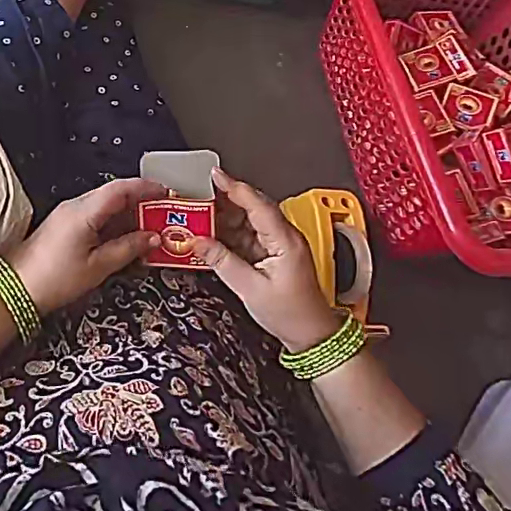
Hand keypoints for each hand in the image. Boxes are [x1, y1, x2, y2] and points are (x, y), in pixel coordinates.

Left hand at [4, 178, 165, 312]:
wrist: (15, 289)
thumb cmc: (56, 278)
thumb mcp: (98, 266)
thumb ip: (128, 248)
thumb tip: (153, 238)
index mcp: (85, 211)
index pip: (120, 189)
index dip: (145, 188)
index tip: (166, 192)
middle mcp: (76, 206)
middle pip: (114, 194)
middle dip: (141, 200)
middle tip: (163, 211)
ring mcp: (68, 214)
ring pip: (105, 205)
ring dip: (128, 213)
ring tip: (150, 226)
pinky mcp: (64, 225)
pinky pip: (95, 216)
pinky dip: (114, 222)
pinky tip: (126, 236)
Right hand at [194, 169, 345, 352]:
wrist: (312, 335)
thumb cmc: (291, 314)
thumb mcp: (250, 289)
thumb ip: (222, 262)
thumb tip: (197, 241)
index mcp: (285, 240)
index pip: (257, 203)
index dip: (234, 187)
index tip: (214, 176)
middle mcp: (285, 235)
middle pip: (252, 207)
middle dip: (225, 199)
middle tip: (199, 195)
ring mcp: (281, 242)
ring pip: (249, 220)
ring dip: (226, 217)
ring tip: (200, 216)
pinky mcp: (275, 251)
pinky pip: (250, 234)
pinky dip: (231, 233)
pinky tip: (214, 235)